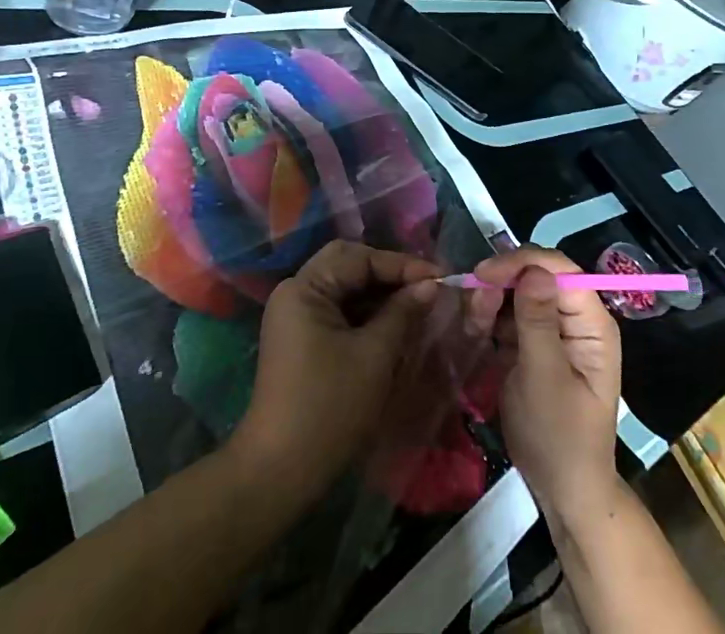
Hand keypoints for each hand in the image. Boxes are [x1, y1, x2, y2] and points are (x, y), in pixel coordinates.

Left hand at [230, 241, 441, 494]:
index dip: (401, 264)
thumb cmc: (331, 406)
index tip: (442, 277)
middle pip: (347, 266)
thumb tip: (430, 284)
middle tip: (429, 287)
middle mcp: (295, 293)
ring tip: (420, 305)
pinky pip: (338, 313)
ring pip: (344, 289)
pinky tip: (396, 325)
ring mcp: (295, 318)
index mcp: (304, 288)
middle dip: (389, 274)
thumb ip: (403, 312)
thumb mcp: (375, 355)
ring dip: (380, 295)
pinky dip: (366, 315)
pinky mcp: (301, 340)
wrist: (282, 466)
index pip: (358, 258)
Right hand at [469, 248, 620, 520]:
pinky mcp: (530, 344)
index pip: (560, 269)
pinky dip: (488, 318)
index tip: (483, 275)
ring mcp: (552, 331)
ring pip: (516, 292)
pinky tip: (475, 333)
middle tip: (473, 307)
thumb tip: (534, 270)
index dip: (522, 263)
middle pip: (535, 276)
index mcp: (592, 324)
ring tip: (473, 327)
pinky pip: (506, 314)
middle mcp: (574, 319)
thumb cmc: (559, 434)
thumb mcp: (545, 377)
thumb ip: (538, 322)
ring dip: (490, 301)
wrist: (560, 484)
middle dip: (501, 283)